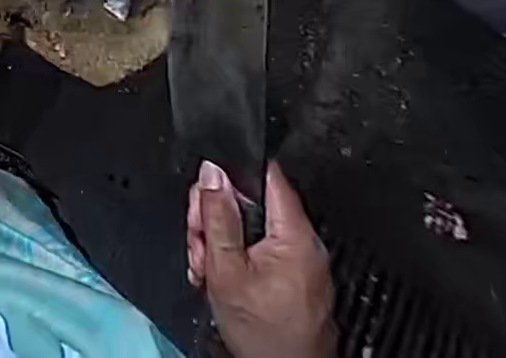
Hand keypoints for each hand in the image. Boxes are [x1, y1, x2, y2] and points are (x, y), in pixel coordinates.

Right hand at [187, 160, 335, 357]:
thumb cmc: (261, 333)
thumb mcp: (225, 267)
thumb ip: (217, 215)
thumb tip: (212, 172)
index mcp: (295, 239)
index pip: (269, 178)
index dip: (232, 173)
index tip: (208, 184)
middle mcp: (306, 247)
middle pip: (251, 203)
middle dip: (214, 214)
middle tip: (199, 238)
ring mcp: (302, 263)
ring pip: (249, 226)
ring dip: (218, 238)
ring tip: (207, 264)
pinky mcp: (294, 277)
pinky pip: (258, 247)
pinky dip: (233, 254)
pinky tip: (218, 273)